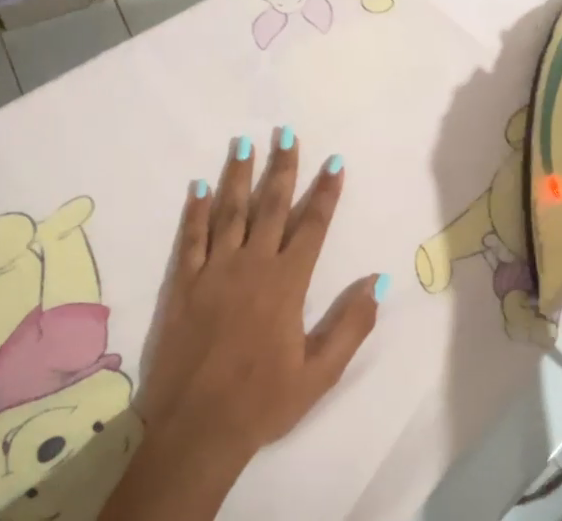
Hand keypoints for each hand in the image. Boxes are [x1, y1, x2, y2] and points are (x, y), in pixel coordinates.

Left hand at [133, 132, 382, 467]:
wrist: (196, 429)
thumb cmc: (263, 402)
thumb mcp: (319, 372)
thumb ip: (350, 324)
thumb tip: (378, 281)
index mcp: (286, 284)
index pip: (312, 226)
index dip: (325, 192)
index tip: (335, 161)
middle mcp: (251, 266)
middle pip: (271, 206)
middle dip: (282, 167)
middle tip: (286, 131)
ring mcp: (213, 271)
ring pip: (229, 212)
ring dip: (239, 176)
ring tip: (244, 142)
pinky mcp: (182, 285)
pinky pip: (190, 238)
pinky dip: (194, 211)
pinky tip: (198, 187)